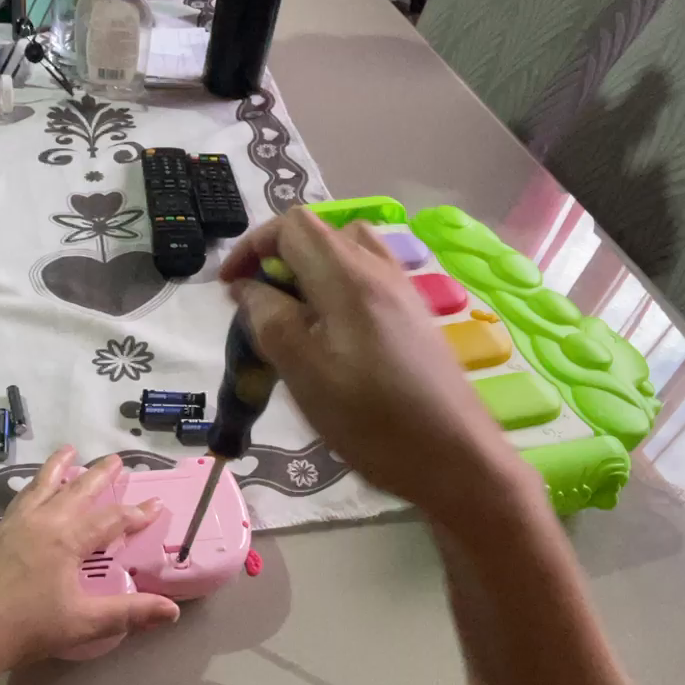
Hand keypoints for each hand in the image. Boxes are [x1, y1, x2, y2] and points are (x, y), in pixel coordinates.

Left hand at [0, 448, 179, 682]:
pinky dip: (34, 486)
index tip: (156, 504)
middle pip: (77, 490)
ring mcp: (15, 525)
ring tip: (68, 450)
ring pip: (42, 486)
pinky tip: (33, 490)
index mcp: (67, 539)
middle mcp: (42, 522)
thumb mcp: (84, 623)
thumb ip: (129, 613)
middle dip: (100, 475)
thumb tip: (172, 611)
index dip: (136, 514)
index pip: (111, 519)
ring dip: (59, 467)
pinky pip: (22, 499)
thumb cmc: (27, 629)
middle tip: (116, 459)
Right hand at [218, 209, 537, 527]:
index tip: (229, 289)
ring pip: (347, 253)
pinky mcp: (413, 316)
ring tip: (292, 317)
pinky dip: (335, 289)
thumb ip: (270, 322)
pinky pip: (367, 278)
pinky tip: (330, 336)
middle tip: (258, 308)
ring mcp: (402, 291)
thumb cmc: (373, 422)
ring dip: (309, 272)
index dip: (252, 247)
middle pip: (320, 234)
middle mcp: (380, 271)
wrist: (454, 458)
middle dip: (278, 260)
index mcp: (349, 279)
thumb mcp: (305, 375)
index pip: (293, 227)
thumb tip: (248, 289)